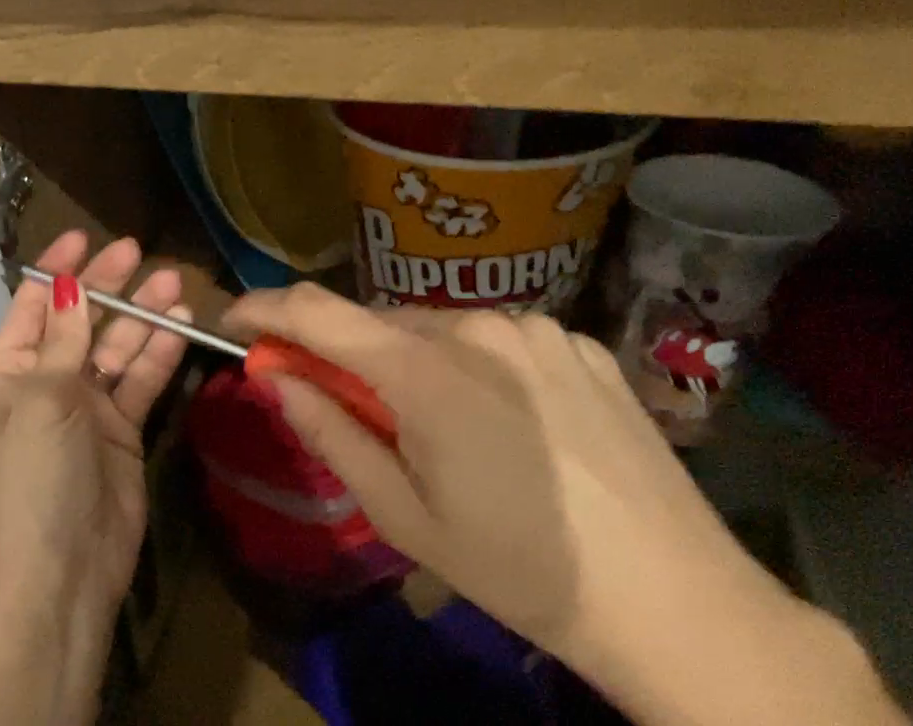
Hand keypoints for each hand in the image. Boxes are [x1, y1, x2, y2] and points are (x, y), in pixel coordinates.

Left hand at [0, 231, 188, 614]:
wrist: (66, 566)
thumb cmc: (37, 473)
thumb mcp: (44, 397)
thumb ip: (65, 340)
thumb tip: (71, 286)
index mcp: (10, 369)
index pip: (35, 305)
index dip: (58, 269)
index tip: (84, 237)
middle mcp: (46, 381)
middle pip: (81, 320)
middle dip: (107, 285)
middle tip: (140, 252)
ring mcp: (86, 405)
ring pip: (116, 347)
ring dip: (142, 316)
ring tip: (173, 282)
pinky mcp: (121, 429)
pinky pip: (140, 381)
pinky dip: (159, 355)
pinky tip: (181, 327)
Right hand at [224, 286, 904, 725]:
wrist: (677, 603)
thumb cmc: (516, 569)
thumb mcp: (401, 514)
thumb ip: (328, 431)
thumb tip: (273, 374)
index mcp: (426, 370)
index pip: (317, 311)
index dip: (265, 308)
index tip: (234, 322)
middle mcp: (478, 327)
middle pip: (377, 320)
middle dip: (342, 351)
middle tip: (338, 402)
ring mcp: (536, 329)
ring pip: (436, 327)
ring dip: (408, 359)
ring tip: (432, 426)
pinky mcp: (578, 343)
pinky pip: (495, 338)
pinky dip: (470, 365)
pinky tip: (500, 421)